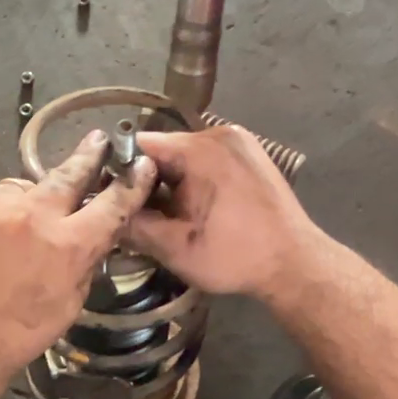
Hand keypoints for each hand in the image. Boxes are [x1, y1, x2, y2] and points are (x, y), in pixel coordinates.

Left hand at [0, 132, 158, 397]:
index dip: (130, 183)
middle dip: (86, 157)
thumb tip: (94, 233)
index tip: (141, 166)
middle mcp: (30, 216)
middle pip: (66, 175)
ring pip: (18, 191)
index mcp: (67, 245)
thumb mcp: (69, 303)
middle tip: (96, 141)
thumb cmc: (16, 335)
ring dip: (23, 205)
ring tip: (11, 235)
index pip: (111, 203)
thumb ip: (84, 260)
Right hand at [127, 126, 325, 298]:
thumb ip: (133, 224)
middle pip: (163, 149)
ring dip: (171, 181)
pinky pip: (207, 159)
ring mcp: (239, 141)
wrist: (294, 264)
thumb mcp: (175, 248)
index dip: (120, 170)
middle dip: (147, 180)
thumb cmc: (234, 256)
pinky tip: (195, 208)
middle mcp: (219, 134)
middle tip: (137, 214)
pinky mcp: (250, 153)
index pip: (141, 145)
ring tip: (167, 215)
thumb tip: (103, 212)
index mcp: (200, 150)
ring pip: (184, 155)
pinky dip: (194, 179)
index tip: (111, 198)